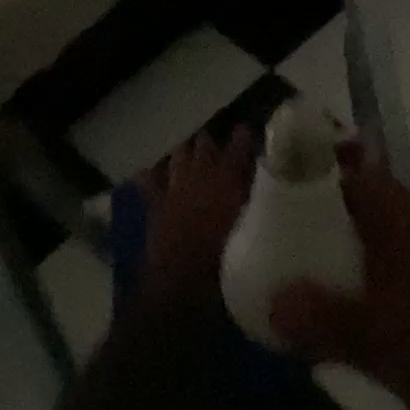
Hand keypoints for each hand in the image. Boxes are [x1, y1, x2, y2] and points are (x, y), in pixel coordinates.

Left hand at [138, 126, 253, 308]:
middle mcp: (199, 175)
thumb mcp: (248, 224)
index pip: (237, 146)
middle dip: (211, 142)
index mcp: (226, 179)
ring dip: (185, 152)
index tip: (246, 129)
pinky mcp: (155, 203)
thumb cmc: (225, 255)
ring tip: (190, 150)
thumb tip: (260, 184)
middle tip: (218, 144)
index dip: (242, 136)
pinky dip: (152, 174)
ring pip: (177, 155)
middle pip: (204, 145)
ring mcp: (174, 187)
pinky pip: (149, 180)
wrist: (181, 280)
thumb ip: (252, 199)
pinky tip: (153, 171)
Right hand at [269, 149, 409, 409]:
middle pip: (373, 211)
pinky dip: (378, 290)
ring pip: (391, 249)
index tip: (274, 195)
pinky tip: (356, 325)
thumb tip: (275, 303)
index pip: (361, 177)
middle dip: (326, 226)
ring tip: (305, 289)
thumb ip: (325, 320)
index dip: (318, 177)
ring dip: (351, 262)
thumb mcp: (385, 348)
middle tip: (278, 250)